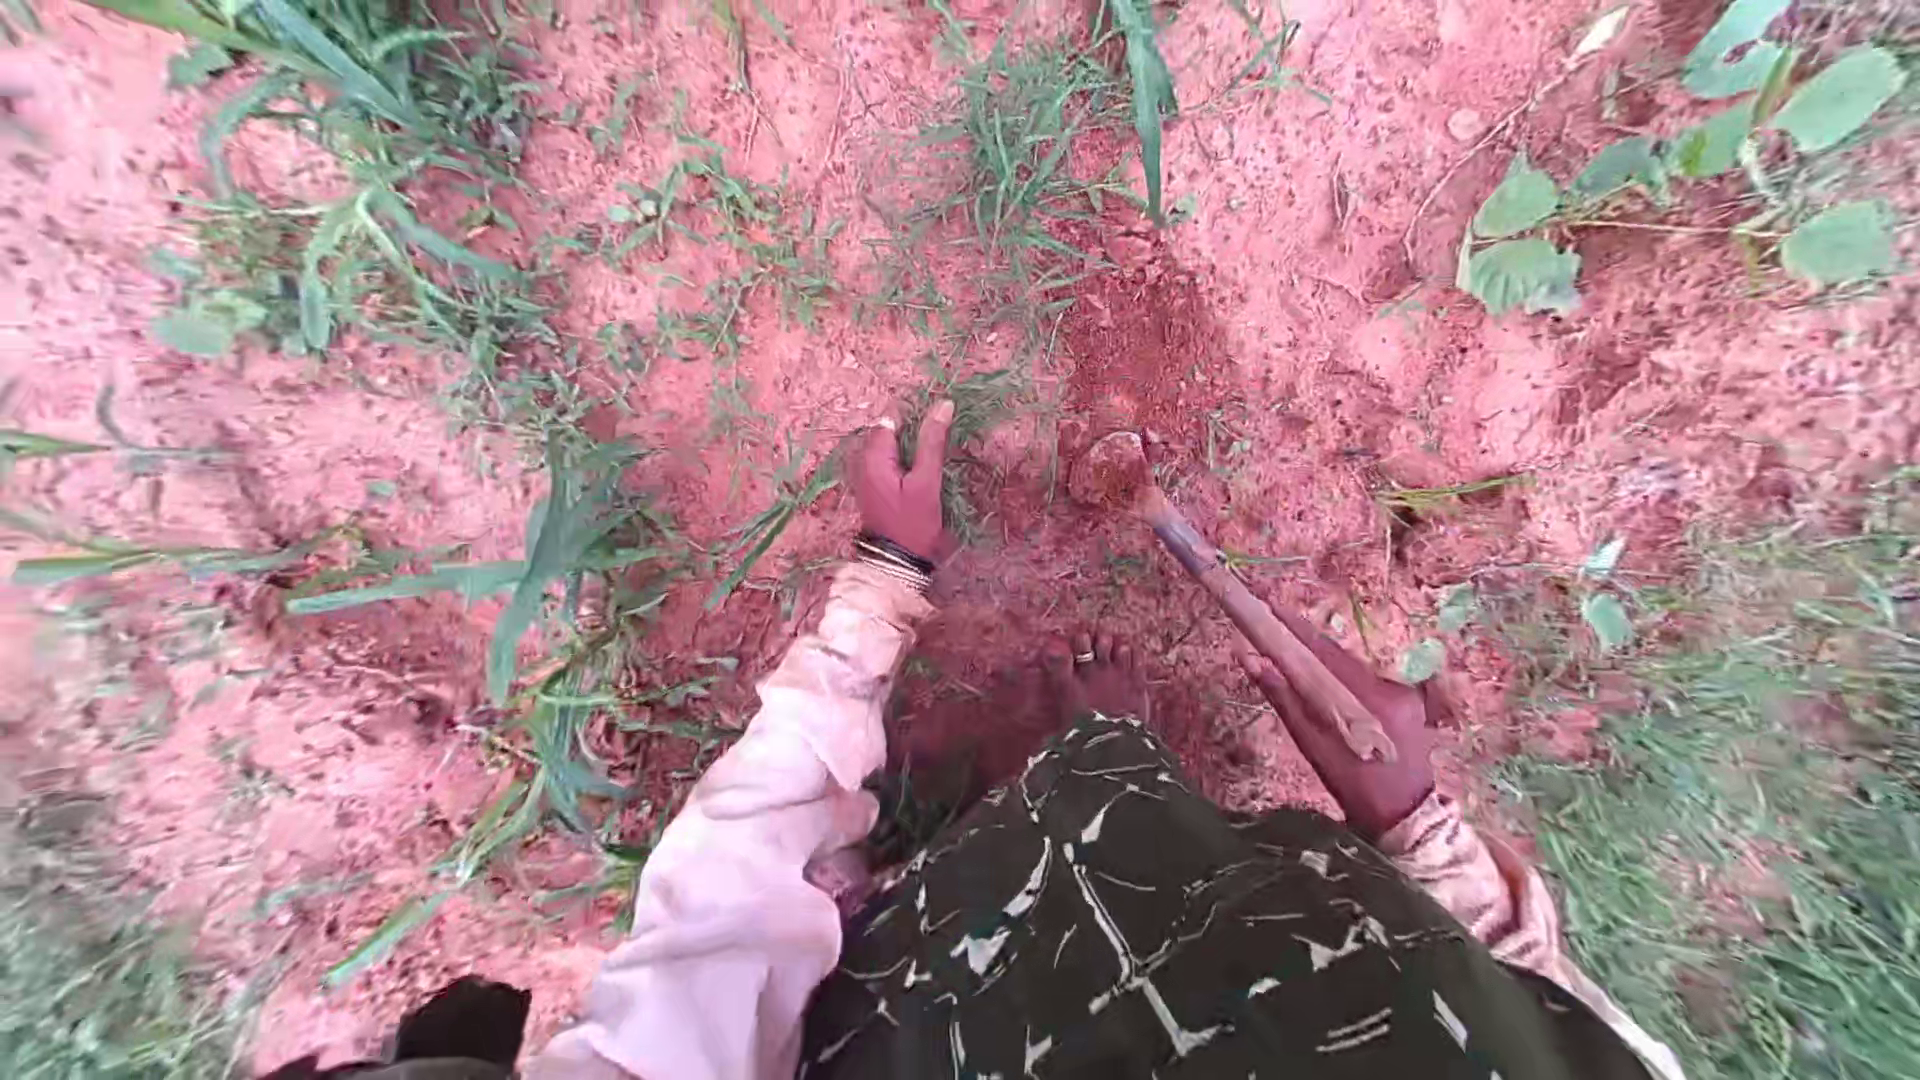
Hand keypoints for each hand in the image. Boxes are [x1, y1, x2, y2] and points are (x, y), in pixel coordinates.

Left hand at [852, 399, 954, 562]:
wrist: (898, 563)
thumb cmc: (913, 523)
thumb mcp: (927, 482)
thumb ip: (933, 442)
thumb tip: (944, 405)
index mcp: (873, 458)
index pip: (891, 420)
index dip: (915, 417)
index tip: (938, 424)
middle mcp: (864, 464)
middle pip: (890, 434)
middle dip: (914, 434)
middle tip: (940, 442)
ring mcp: (868, 478)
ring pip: (892, 450)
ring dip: (912, 450)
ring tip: (934, 459)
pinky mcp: (876, 490)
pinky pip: (891, 466)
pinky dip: (907, 464)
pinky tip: (923, 474)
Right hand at [1235, 608, 1434, 840]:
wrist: (1404, 815)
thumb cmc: (1350, 782)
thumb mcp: (1310, 742)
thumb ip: (1282, 696)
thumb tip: (1250, 658)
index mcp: (1368, 694)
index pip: (1323, 650)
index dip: (1294, 627)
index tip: (1269, 606)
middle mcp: (1392, 685)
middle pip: (1338, 653)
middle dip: (1304, 636)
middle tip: (1273, 617)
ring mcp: (1404, 691)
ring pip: (1351, 663)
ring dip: (1320, 653)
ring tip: (1290, 641)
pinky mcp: (1407, 700)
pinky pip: (1364, 676)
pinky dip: (1338, 669)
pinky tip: (1321, 670)